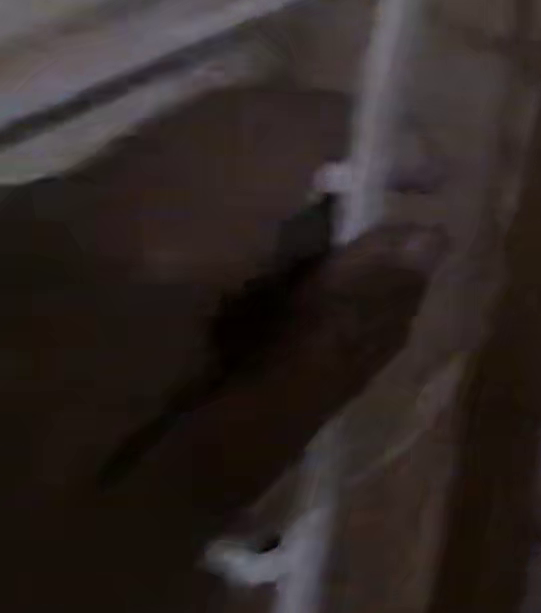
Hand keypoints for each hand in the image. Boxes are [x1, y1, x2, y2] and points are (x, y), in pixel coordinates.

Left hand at [0, 87, 442, 612]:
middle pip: (233, 178)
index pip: (267, 126)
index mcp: (119, 261)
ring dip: (243, 281)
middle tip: (311, 356)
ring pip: (177, 214)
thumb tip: (425, 238)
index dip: (367, 134)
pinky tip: (141, 392)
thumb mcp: (200, 487)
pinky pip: (112, 244)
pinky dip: (174, 296)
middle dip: (311, 245)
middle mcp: (35, 221)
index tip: (429, 188)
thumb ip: (329, 351)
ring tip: (214, 399)